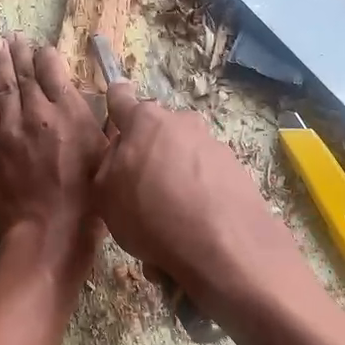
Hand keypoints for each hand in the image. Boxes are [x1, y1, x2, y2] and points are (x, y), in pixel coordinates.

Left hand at [0, 34, 107, 257]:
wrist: (47, 233)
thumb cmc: (87, 202)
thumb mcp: (106, 157)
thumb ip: (101, 124)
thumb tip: (103, 102)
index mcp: (70, 112)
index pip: (53, 69)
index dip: (46, 55)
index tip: (43, 48)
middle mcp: (38, 112)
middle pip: (25, 72)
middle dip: (20, 52)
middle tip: (15, 36)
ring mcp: (10, 127)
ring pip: (2, 84)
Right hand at [91, 83, 306, 317]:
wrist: (224, 245)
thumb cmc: (150, 213)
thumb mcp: (105, 193)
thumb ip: (108, 164)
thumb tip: (120, 151)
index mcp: (145, 120)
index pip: (122, 98)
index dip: (116, 101)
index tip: (116, 100)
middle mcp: (183, 123)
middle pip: (158, 133)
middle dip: (149, 155)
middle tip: (140, 194)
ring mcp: (214, 146)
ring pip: (184, 161)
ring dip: (174, 185)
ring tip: (168, 228)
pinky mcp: (238, 173)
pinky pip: (206, 184)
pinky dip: (198, 203)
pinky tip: (193, 237)